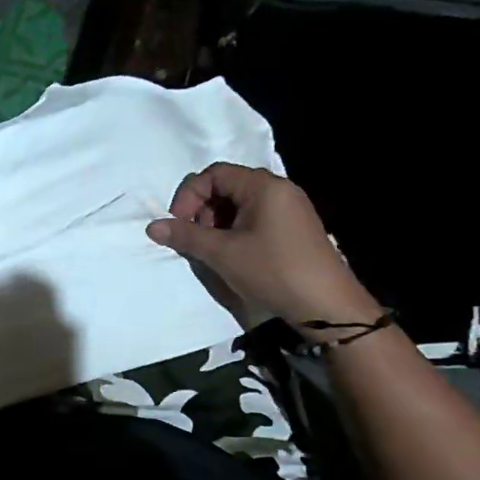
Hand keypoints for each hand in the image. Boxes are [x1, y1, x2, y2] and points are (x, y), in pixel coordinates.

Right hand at [146, 163, 380, 336]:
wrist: (327, 305)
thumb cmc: (273, 271)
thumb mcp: (222, 253)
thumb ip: (186, 235)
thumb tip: (153, 227)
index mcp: (264, 187)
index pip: (214, 174)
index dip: (189, 195)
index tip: (179, 223)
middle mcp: (280, 189)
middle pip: (227, 185)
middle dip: (202, 208)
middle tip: (195, 237)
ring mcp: (290, 207)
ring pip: (240, 202)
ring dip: (217, 220)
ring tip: (212, 248)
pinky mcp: (294, 226)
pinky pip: (256, 215)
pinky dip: (235, 228)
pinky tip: (232, 252)